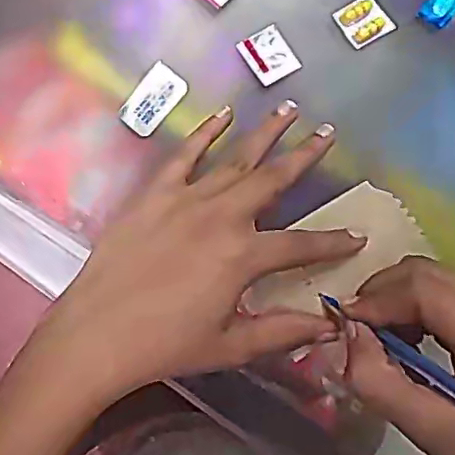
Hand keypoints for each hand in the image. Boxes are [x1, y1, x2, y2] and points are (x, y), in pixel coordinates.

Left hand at [20, 101, 363, 404]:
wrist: (96, 333)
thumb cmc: (165, 345)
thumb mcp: (230, 345)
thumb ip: (282, 331)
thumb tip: (328, 324)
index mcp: (242, 257)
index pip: (301, 245)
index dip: (333, 243)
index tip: (357, 235)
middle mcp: (220, 218)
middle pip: (272, 180)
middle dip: (305, 155)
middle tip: (328, 132)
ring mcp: (185, 200)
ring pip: (234, 159)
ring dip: (264, 134)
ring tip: (288, 109)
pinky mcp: (153, 194)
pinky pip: (183, 156)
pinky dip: (204, 134)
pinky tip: (222, 116)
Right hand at [342, 257, 454, 454]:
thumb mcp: (432, 435)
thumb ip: (381, 381)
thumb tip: (345, 331)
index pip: (426, 289)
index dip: (377, 300)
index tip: (341, 325)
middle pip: (429, 276)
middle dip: (382, 296)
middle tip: (353, 331)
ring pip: (434, 282)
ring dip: (395, 302)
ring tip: (377, 340)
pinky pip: (445, 298)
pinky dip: (413, 311)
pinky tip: (404, 343)